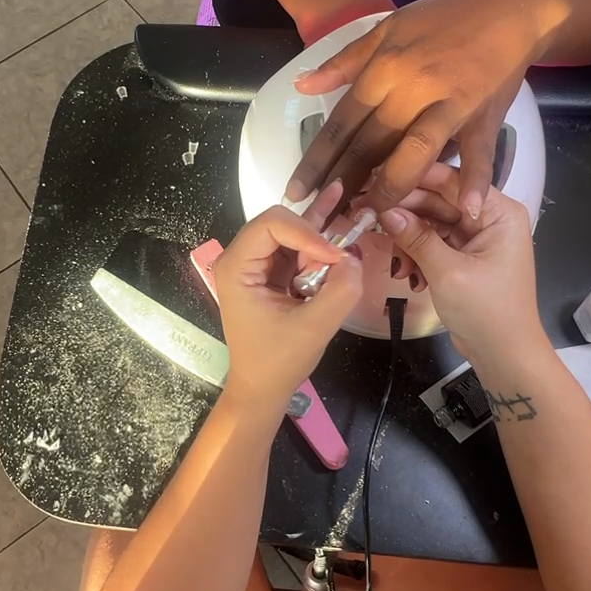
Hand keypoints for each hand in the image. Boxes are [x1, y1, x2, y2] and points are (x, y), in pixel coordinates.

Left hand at [212, 203, 364, 410]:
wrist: (261, 389)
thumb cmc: (278, 362)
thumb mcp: (314, 328)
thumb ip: (340, 291)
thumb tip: (354, 259)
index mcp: (236, 268)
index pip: (271, 224)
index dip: (307, 232)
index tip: (335, 258)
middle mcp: (240, 259)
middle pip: (281, 224)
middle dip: (313, 236)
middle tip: (341, 255)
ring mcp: (255, 266)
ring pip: (291, 234)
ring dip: (317, 235)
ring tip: (346, 201)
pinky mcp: (270, 275)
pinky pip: (295, 250)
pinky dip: (316, 246)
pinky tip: (336, 218)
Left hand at [287, 0, 541, 218]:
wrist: (511, 5)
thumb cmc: (443, 17)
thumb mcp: (387, 28)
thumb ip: (344, 62)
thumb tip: (302, 85)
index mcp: (383, 68)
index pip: (341, 124)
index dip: (316, 162)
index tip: (297, 193)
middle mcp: (411, 89)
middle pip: (368, 145)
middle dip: (342, 186)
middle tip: (321, 219)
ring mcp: (450, 104)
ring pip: (413, 153)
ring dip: (390, 189)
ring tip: (370, 218)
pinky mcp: (485, 115)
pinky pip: (478, 152)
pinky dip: (474, 180)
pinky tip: (464, 211)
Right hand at [376, 168, 542, 366]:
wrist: (504, 354)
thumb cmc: (486, 311)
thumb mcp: (448, 272)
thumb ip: (416, 238)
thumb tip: (384, 211)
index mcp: (498, 212)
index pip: (451, 180)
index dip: (413, 180)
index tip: (376, 183)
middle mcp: (489, 218)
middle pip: (438, 202)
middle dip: (406, 216)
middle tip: (369, 221)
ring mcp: (476, 238)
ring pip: (431, 224)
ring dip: (409, 243)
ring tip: (398, 268)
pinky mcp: (464, 256)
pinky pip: (433, 244)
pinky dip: (417, 257)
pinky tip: (409, 277)